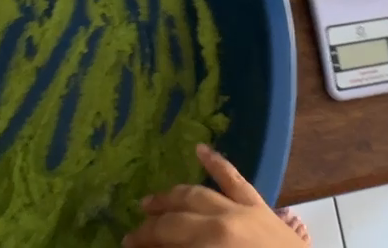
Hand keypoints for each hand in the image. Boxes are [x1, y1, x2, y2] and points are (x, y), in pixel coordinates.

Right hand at [125, 143, 306, 247]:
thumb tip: (158, 247)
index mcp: (211, 241)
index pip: (166, 234)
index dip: (144, 239)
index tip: (125, 244)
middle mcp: (223, 219)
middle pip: (179, 215)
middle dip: (154, 222)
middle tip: (135, 228)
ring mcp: (243, 209)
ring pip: (200, 193)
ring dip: (175, 195)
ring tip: (153, 199)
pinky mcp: (262, 207)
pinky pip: (236, 179)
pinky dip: (217, 163)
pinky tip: (201, 150)